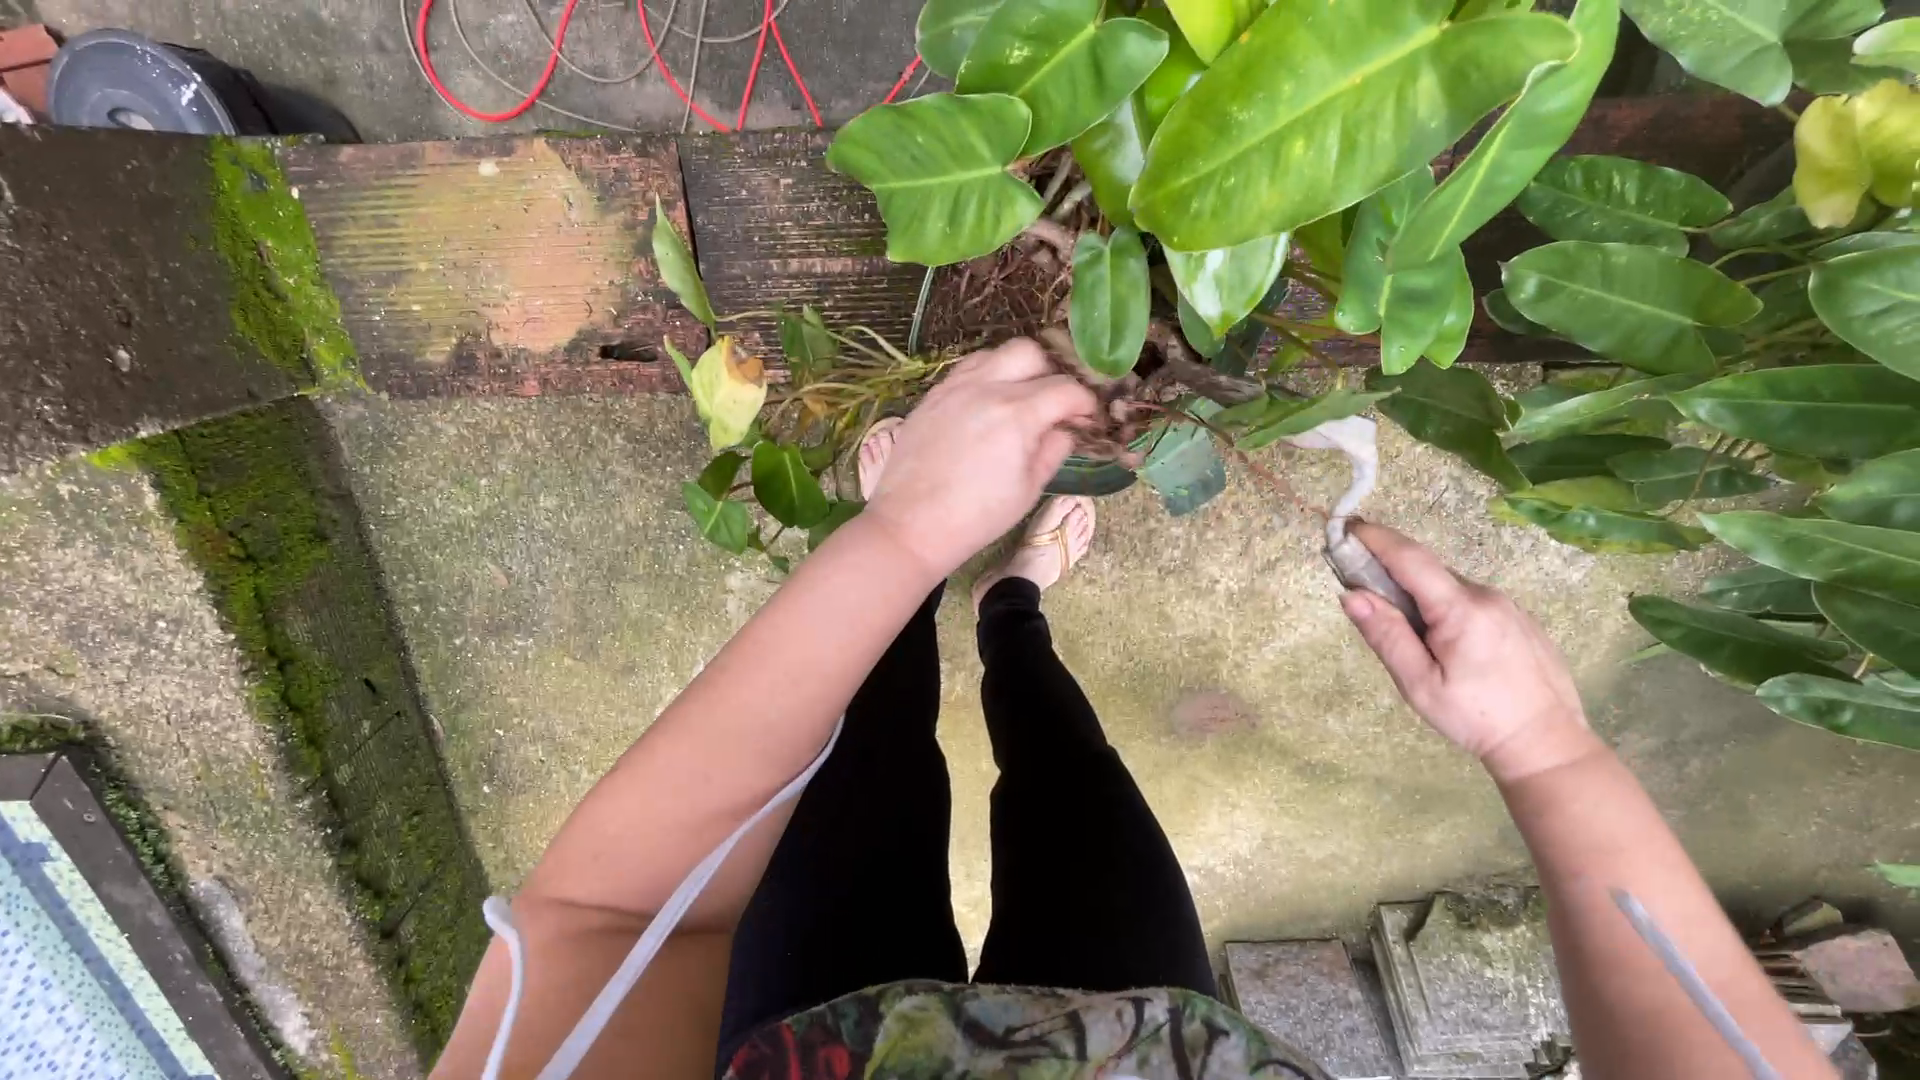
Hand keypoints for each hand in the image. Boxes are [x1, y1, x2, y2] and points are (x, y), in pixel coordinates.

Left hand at [864, 339, 1096, 576]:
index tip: (1088, 419)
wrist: (912, 526)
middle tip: (1055, 403)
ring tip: (1022, 399)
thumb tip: (1066, 429)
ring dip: (1017, 369)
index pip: (1065, 390)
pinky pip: (967, 369)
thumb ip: (1053, 450)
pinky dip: (987, 376)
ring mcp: (955, 388)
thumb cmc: (976, 517)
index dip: (1085, 403)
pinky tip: (989, 402)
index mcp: (1017, 414)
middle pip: (1031, 354)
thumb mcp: (1028, 489)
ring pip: (996, 354)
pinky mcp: (932, 396)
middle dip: (1052, 374)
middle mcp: (986, 388)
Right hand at [1339, 522, 1596, 783]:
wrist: (1548, 744)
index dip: (1376, 538)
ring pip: (1447, 589)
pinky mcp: (1518, 618)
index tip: (1346, 527)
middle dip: (1391, 577)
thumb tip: (1350, 594)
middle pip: (1427, 573)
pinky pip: (1469, 602)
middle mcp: (1486, 596)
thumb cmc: (1475, 717)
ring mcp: (1507, 605)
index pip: (1411, 558)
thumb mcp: (1418, 684)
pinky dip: (1444, 609)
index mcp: (1460, 610)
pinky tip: (1447, 649)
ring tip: (1414, 643)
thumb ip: (1386, 636)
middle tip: (1364, 600)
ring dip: (1420, 599)